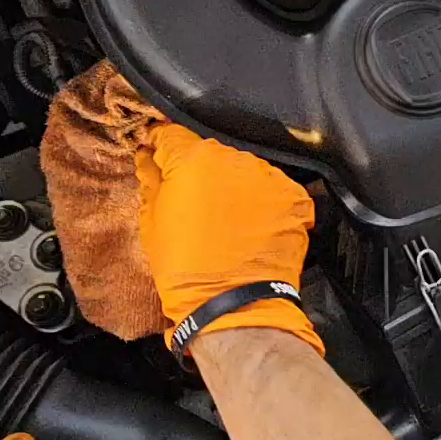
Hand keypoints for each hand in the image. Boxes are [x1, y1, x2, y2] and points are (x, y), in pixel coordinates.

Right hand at [136, 122, 321, 355]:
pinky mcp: (293, 196)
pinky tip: (251, 225)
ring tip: (226, 219)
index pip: (174, 136)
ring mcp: (268, 176)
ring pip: (244, 170)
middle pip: (212, 154)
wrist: (234, 303)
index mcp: (195, 159)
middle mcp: (235, 159)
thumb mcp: (152, 222)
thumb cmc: (185, 267)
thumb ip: (151, 181)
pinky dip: (263, 201)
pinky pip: (272, 189)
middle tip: (195, 201)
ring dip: (234, 184)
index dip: (163, 143)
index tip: (160, 153)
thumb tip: (147, 157)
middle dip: (202, 170)